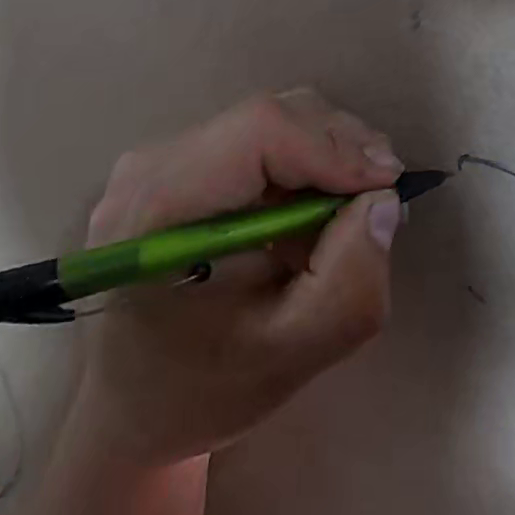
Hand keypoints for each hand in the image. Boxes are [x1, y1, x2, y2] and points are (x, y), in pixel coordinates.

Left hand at [34, 90, 403, 514]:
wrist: (128, 399)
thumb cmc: (199, 388)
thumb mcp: (288, 357)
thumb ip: (349, 286)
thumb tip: (381, 200)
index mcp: (159, 207)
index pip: (258, 132)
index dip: (332, 148)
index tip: (387, 185)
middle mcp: (152, 163)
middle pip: (267, 116)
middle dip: (339, 148)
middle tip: (383, 196)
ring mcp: (161, 157)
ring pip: (267, 120)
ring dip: (324, 157)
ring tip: (347, 214)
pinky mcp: (178, 162)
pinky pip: (255, 140)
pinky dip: (301, 165)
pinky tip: (310, 215)